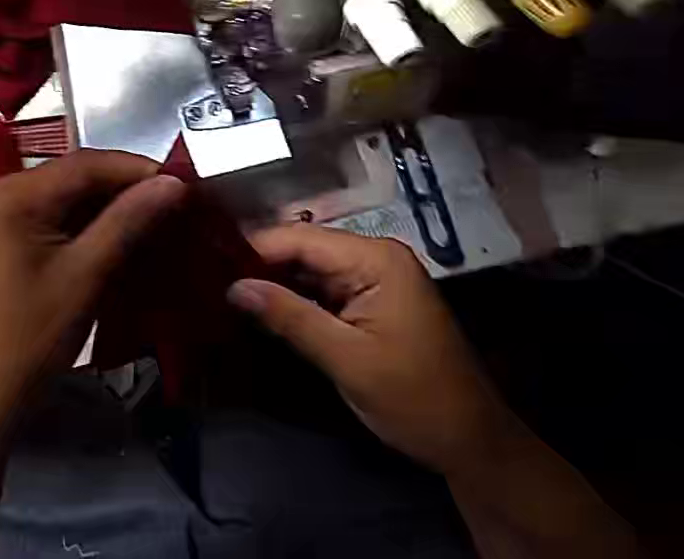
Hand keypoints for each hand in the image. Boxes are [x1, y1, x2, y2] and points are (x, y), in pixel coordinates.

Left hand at [0, 151, 186, 437]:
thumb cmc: (28, 341)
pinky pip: (47, 219)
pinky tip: (114, 238)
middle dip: (123, 190)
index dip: (136, 169)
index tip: (182, 184)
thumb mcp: (85, 277)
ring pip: (62, 199)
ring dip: (106, 209)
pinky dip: (81, 227)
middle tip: (172, 205)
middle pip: (72, 178)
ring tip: (153, 220)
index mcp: (10, 194)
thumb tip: (173, 183)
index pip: (85, 163)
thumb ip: (128, 221)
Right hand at [228, 224, 503, 473]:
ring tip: (226, 290)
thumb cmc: (416, 398)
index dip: (255, 249)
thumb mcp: (347, 359)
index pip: (301, 239)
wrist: (472, 444)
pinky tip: (261, 306)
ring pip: (308, 268)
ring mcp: (372, 276)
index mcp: (375, 258)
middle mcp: (373, 255)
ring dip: (273, 281)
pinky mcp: (368, 298)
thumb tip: (233, 287)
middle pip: (303, 249)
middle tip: (211, 278)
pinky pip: (321, 287)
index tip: (210, 263)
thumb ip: (289, 317)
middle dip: (260, 264)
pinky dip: (294, 297)